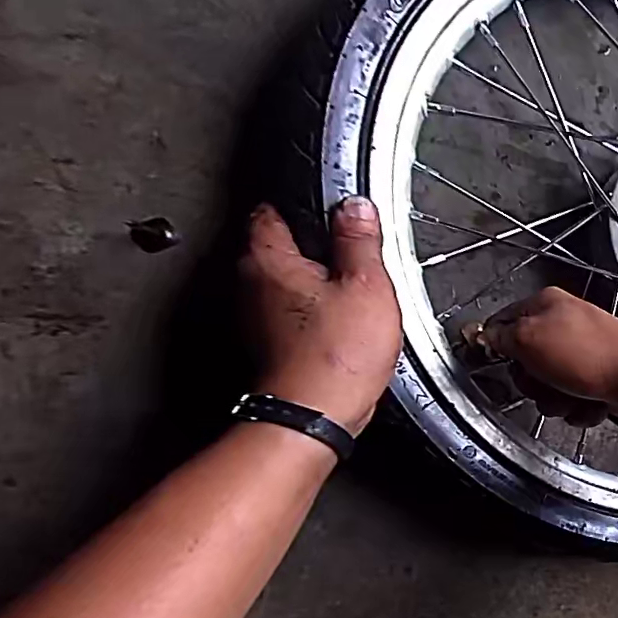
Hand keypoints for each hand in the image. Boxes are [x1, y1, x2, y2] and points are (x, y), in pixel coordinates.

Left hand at [241, 198, 400, 434]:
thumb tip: (357, 208)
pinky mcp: (272, 343)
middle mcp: (251, 286)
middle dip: (312, 246)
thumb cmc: (336, 354)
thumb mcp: (367, 285)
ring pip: (285, 282)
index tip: (328, 208)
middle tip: (350, 252)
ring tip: (352, 288)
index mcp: (268, 261)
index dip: (303, 206)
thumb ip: (360, 241)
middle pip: (277, 247)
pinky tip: (342, 320)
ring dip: (314, 281)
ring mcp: (257, 317)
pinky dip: (313, 310)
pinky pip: (292, 312)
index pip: (271, 212)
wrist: (317, 411)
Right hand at [481, 287, 617, 421]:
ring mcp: (582, 356)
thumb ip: (501, 336)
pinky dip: (579, 408)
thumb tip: (487, 336)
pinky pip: (571, 403)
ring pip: (547, 390)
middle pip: (524, 365)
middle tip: (547, 380)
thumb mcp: (530, 339)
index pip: (502, 323)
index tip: (501, 363)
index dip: (498, 348)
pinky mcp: (596, 381)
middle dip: (534, 383)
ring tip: (575, 394)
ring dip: (557, 400)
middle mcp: (565, 327)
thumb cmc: (593, 354)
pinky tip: (592, 402)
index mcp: (546, 305)